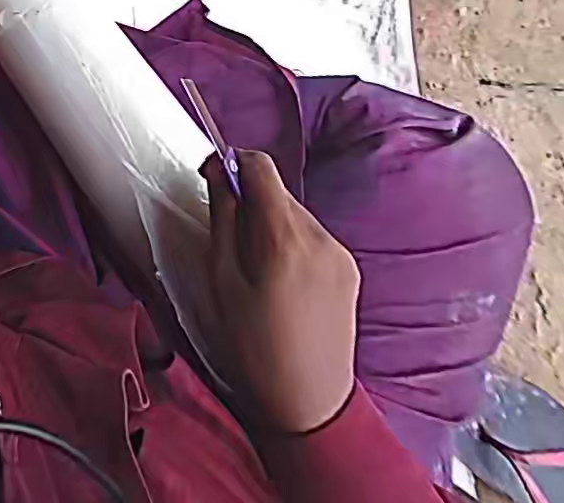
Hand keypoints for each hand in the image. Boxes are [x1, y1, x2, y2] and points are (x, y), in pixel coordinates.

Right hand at [203, 149, 359, 433]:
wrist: (309, 401)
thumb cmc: (251, 340)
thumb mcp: (221, 274)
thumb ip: (222, 214)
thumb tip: (219, 169)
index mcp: (284, 236)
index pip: (261, 166)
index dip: (233, 162)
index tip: (213, 178)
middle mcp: (319, 237)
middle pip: (276, 189)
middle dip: (249, 197)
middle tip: (227, 228)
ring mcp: (340, 253)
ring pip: (292, 211)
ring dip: (268, 218)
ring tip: (253, 259)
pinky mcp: (350, 269)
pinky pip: (310, 234)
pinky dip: (288, 238)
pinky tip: (278, 273)